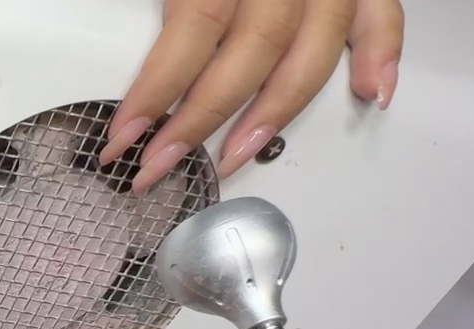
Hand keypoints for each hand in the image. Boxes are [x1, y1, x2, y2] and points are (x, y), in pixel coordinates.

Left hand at [104, 0, 403, 191]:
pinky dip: (381, 51)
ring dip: (275, 110)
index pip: (195, 30)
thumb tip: (93, 49)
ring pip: (316, 42)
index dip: (157, 92)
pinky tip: (369, 94)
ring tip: (231, 158)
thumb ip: (126, 3)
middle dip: (202, 120)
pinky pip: (380, 8)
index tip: (120, 139)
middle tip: (156, 167)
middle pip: (256, 48)